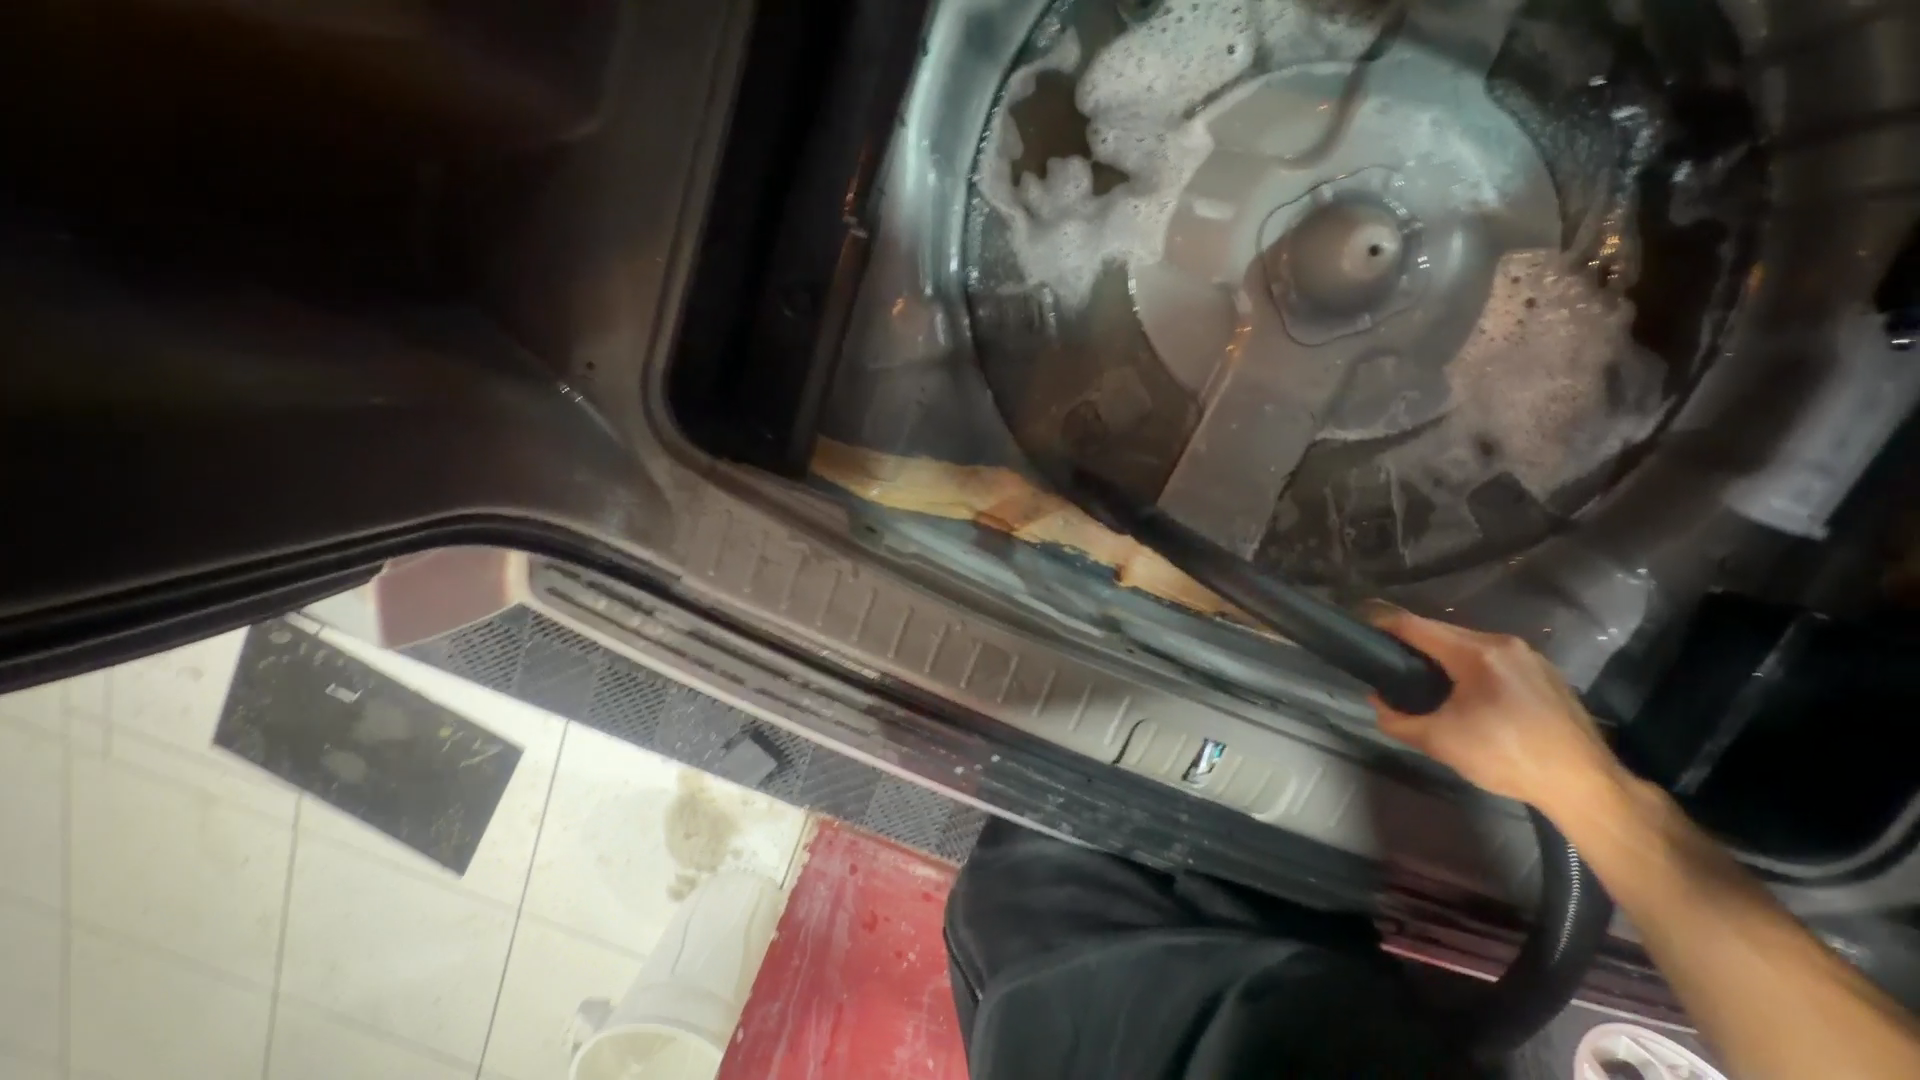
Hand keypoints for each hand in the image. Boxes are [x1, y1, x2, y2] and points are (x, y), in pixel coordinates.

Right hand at [1369, 610, 1622, 818]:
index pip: (1415, 626)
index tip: (1361, 628)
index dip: (1383, 624)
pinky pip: (1497, 661)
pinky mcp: (1548, 675)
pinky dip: (1474, 670)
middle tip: (1391, 665)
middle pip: (1445, 633)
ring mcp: (1531, 658)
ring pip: (1473, 647)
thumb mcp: (1439, 742)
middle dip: (1414, 646)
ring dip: (1445, 659)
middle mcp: (1504, 644)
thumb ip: (1397, 719)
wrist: (1582, 783)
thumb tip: (1378, 702)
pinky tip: (1471, 698)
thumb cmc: (1505, 756)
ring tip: (1427, 683)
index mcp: (1476, 653)